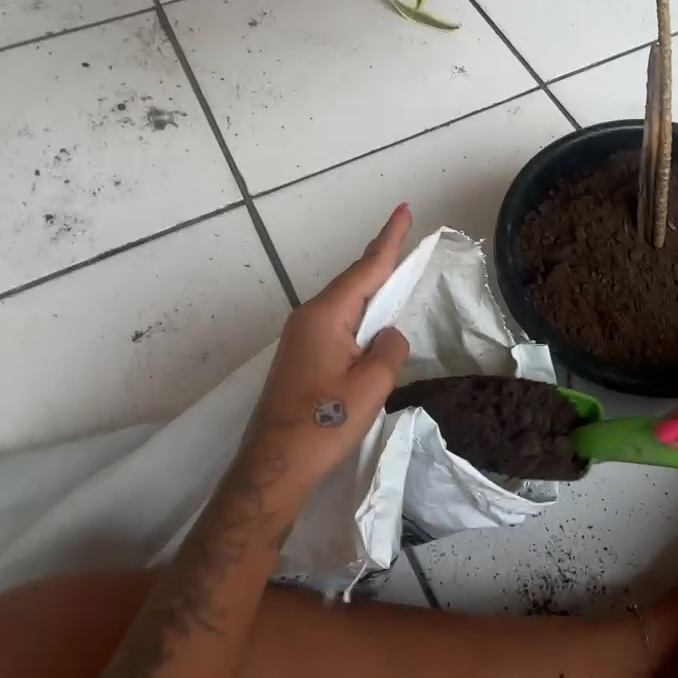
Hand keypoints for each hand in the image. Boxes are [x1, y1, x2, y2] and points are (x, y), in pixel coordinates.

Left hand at [242, 204, 413, 494]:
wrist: (274, 467)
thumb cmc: (323, 425)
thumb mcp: (372, 386)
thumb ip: (390, 349)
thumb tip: (389, 334)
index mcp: (326, 317)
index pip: (367, 269)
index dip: (389, 240)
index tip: (403, 209)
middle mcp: (309, 318)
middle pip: (354, 281)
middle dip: (381, 259)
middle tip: (404, 232)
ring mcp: (300, 337)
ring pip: (345, 302)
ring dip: (371, 288)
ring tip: (396, 273)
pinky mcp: (300, 355)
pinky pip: (337, 321)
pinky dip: (360, 312)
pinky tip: (372, 321)